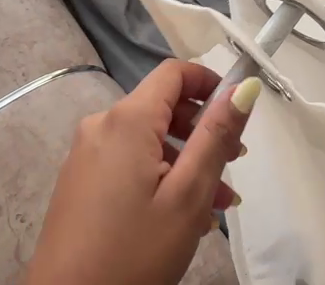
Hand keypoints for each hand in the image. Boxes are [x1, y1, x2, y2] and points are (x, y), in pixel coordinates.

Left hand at [26, 60, 259, 284]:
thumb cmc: (133, 252)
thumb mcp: (188, 196)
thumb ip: (217, 136)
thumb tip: (245, 85)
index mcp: (127, 119)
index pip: (173, 72)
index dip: (208, 81)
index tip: (236, 111)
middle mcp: (101, 125)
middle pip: (161, 106)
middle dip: (202, 129)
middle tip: (234, 165)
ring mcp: (85, 155)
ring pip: (147, 139)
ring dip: (184, 159)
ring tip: (216, 203)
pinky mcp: (79, 182)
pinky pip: (127, 161)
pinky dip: (158, 174)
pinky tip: (178, 214)